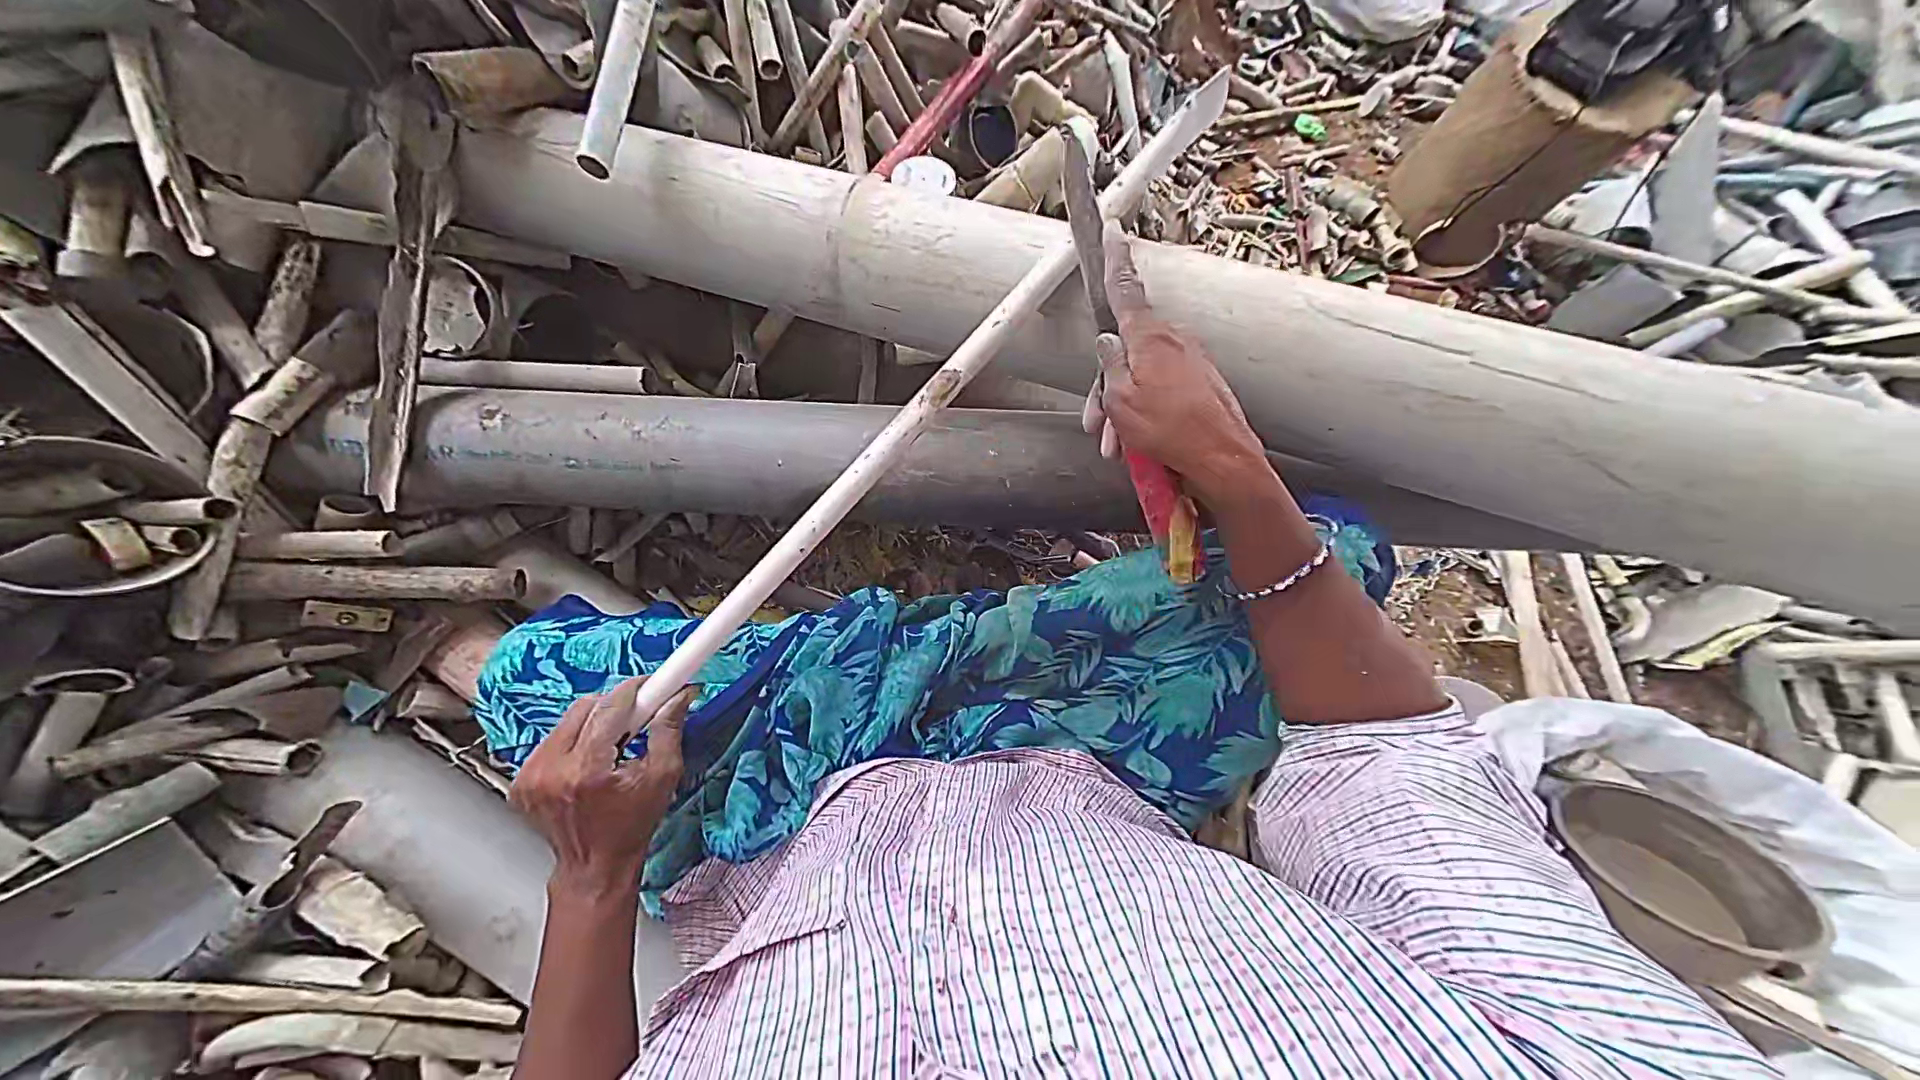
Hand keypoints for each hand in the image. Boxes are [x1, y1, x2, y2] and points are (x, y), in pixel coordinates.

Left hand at [508, 675, 696, 895]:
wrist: (595, 865)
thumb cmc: (632, 826)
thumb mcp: (663, 776)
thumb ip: (669, 730)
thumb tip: (679, 695)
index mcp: (587, 771)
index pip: (611, 706)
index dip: (637, 688)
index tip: (655, 681)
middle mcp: (551, 769)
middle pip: (587, 707)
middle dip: (617, 706)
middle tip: (639, 719)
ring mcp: (530, 775)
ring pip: (568, 719)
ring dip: (596, 721)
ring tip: (614, 746)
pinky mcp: (521, 780)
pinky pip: (553, 738)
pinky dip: (576, 739)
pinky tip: (592, 759)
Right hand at [1084, 222, 1273, 508]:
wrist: (1220, 458)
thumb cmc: (1171, 431)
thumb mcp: (1120, 400)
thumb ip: (1108, 365)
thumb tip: (1106, 342)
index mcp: (1150, 338)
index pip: (1126, 288)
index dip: (1115, 259)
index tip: (1112, 231)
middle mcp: (1173, 343)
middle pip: (1125, 352)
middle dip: (1106, 389)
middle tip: (1097, 420)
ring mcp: (1189, 363)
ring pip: (1140, 377)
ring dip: (1123, 410)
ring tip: (1119, 443)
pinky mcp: (1198, 384)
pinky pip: (1160, 392)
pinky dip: (1144, 414)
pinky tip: (1137, 443)